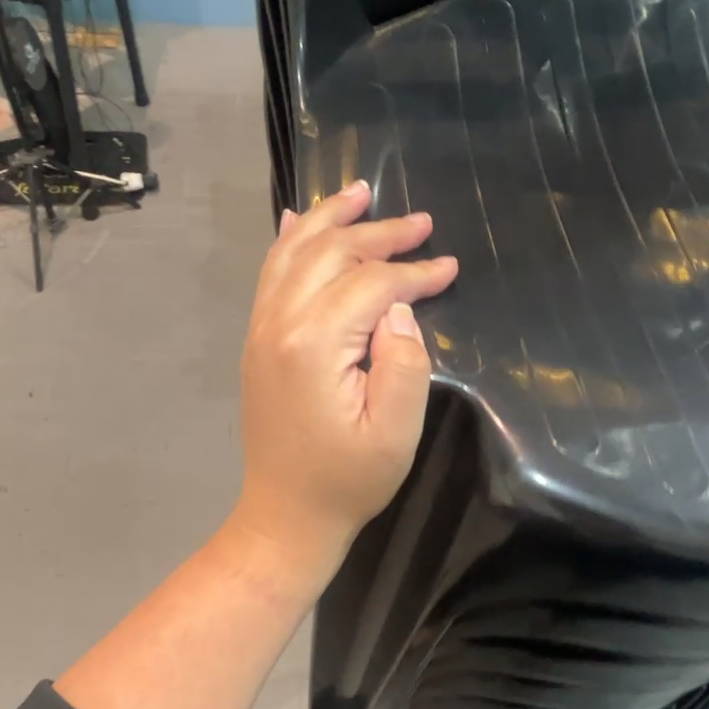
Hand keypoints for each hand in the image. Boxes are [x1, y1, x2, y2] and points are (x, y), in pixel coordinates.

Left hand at [231, 180, 458, 565]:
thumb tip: (400, 309)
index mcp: (315, 343)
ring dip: (329, 219)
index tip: (450, 268)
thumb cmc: (347, 481)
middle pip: (331, 254)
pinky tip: (297, 220)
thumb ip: (405, 363)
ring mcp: (262, 330)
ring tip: (360, 192)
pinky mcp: (258, 342)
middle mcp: (280, 323)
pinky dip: (287, 242)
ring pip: (294, 253)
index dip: (415, 272)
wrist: (286, 516)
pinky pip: (270, 275)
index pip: (372, 284)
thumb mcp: (395, 433)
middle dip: (380, 233)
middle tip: (422, 221)